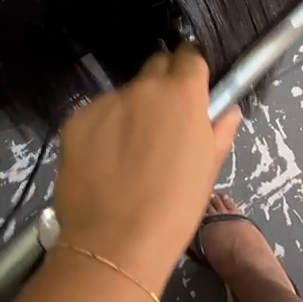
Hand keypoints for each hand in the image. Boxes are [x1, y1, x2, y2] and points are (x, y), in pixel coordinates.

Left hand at [52, 46, 241, 294]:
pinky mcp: (75, 120)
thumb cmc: (175, 208)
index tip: (189, 88)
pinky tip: (102, 161)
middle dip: (161, 84)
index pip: (189, 55)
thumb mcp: (209, 168)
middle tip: (160, 120)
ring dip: (129, 110)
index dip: (190, 69)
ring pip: (124, 94)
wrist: (114, 245)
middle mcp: (144, 87)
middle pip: (155, 66)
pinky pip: (95, 115)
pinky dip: (101, 130)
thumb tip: (227, 110)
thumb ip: (220, 129)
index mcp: (183, 93)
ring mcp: (107, 101)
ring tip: (126, 151)